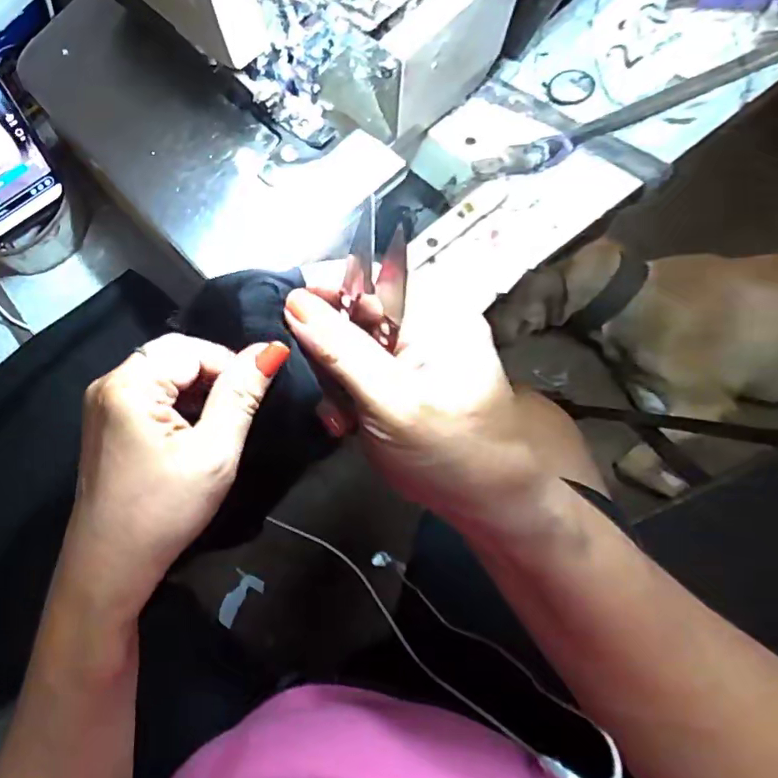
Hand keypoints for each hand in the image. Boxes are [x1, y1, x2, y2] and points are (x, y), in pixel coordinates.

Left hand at [60, 334, 287, 618]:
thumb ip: (241, 396)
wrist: (109, 563)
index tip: (255, 396)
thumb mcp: (213, 453)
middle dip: (211, 374)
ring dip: (193, 389)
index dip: (228, 364)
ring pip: (159, 373)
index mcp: (128, 383)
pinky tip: (190, 430)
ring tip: (218, 423)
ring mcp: (101, 401)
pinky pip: (145, 393)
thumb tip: (271, 349)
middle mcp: (108, 382)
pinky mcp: (103, 421)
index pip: (190, 348)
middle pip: (170, 355)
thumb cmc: (164, 511)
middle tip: (239, 410)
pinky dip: (173, 402)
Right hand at [282, 265, 595, 543]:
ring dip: (328, 377)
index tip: (285, 319)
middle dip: (322, 346)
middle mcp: (416, 320)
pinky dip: (337, 392)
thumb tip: (294, 302)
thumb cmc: (455, 451)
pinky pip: (346, 367)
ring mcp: (403, 348)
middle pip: (343, 308)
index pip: (361, 275)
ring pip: (338, 341)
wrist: (492, 501)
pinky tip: (345, 420)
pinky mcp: (391, 374)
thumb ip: (340, 350)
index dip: (318, 291)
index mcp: (429, 310)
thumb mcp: (392, 400)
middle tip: (324, 387)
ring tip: (341, 414)